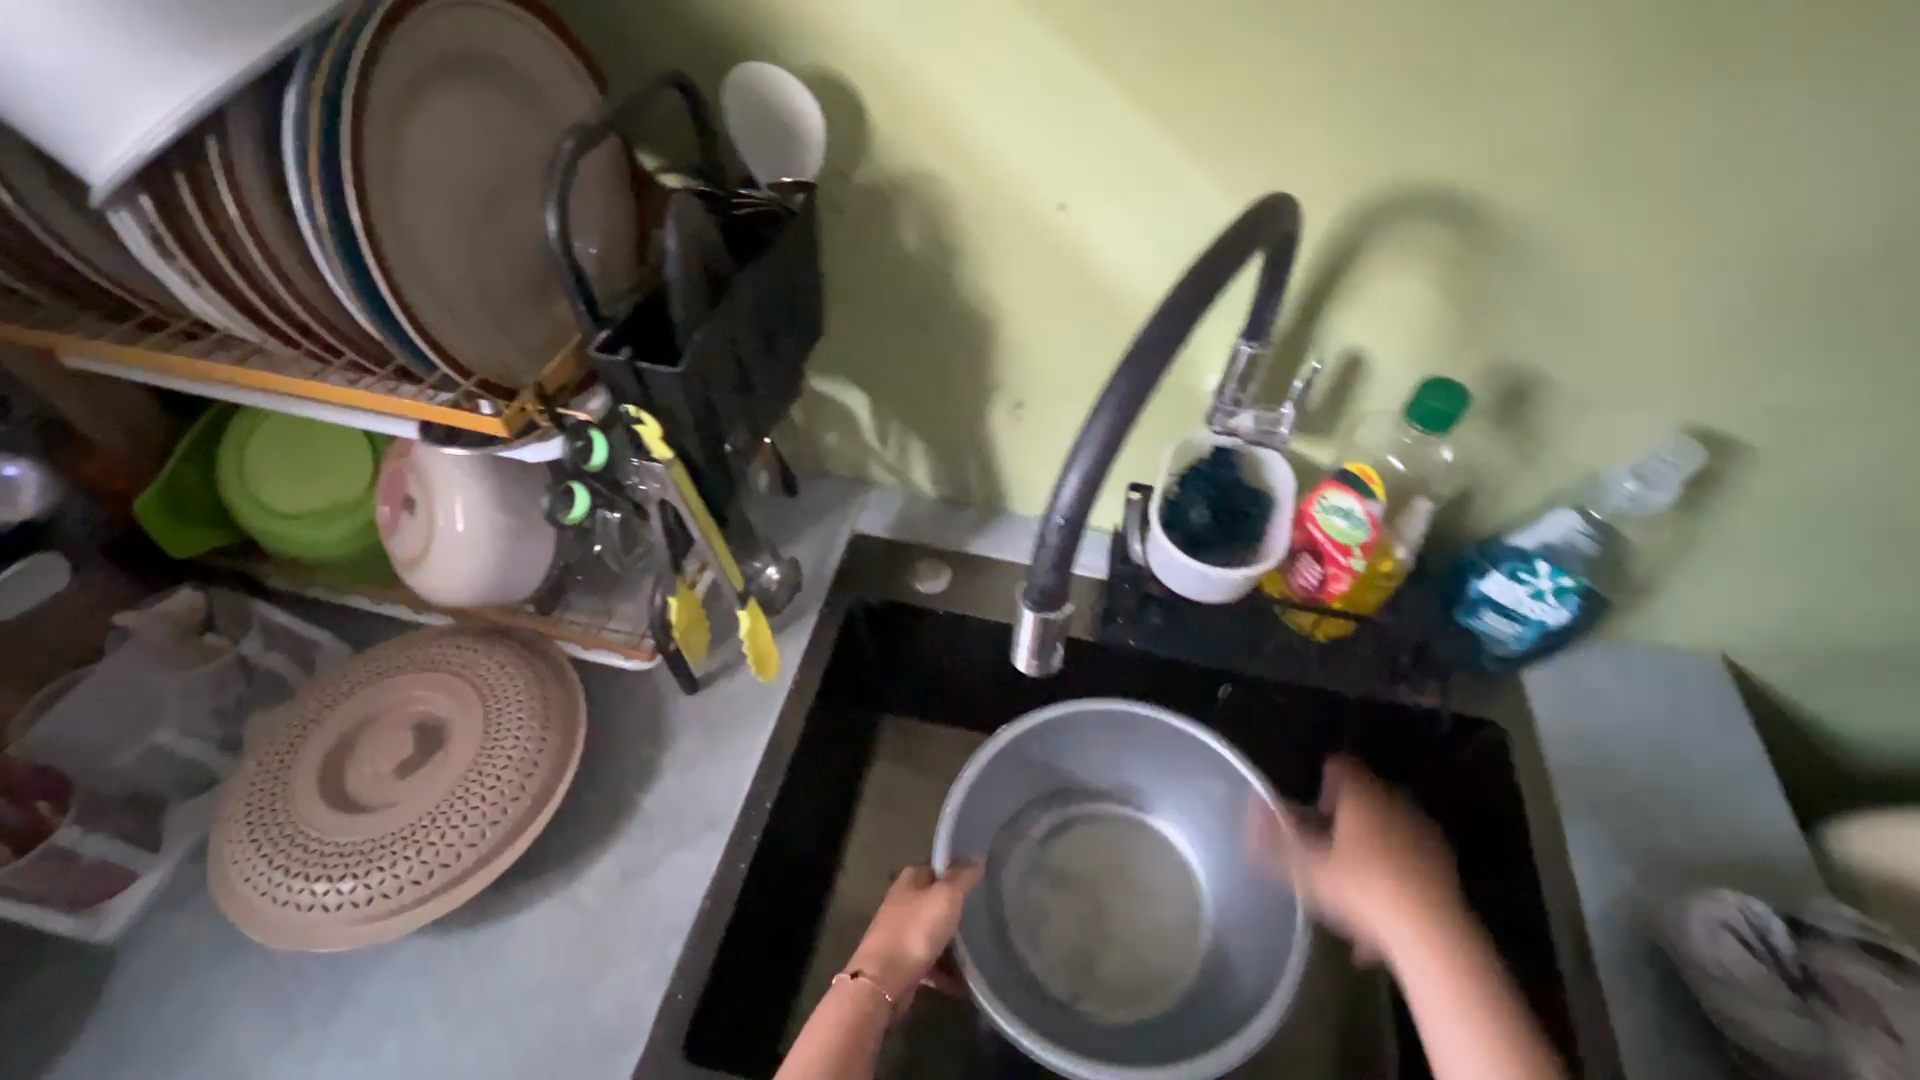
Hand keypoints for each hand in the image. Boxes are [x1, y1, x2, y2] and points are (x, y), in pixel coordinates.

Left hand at [845, 861, 982, 1008]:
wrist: (884, 981)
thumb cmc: (916, 930)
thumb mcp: (946, 896)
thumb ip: (962, 877)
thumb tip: (976, 856)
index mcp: (910, 881)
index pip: (935, 868)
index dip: (956, 871)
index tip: (980, 879)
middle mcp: (902, 903)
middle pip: (934, 901)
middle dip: (956, 909)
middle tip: (983, 915)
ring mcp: (900, 934)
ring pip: (933, 933)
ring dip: (952, 944)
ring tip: (979, 951)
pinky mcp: (902, 963)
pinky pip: (931, 964)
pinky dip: (946, 972)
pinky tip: (964, 983)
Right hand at [1250, 756, 1464, 962]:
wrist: (1432, 935)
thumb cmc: (1361, 889)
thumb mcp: (1305, 867)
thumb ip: (1273, 835)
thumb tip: (1252, 806)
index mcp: (1362, 793)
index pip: (1339, 765)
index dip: (1321, 783)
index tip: (1310, 811)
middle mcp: (1396, 802)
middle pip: (1364, 797)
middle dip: (1343, 819)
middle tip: (1324, 849)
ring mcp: (1423, 831)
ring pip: (1385, 830)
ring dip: (1367, 849)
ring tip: (1348, 887)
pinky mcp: (1443, 863)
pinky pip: (1405, 859)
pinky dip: (1390, 875)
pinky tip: (1376, 915)